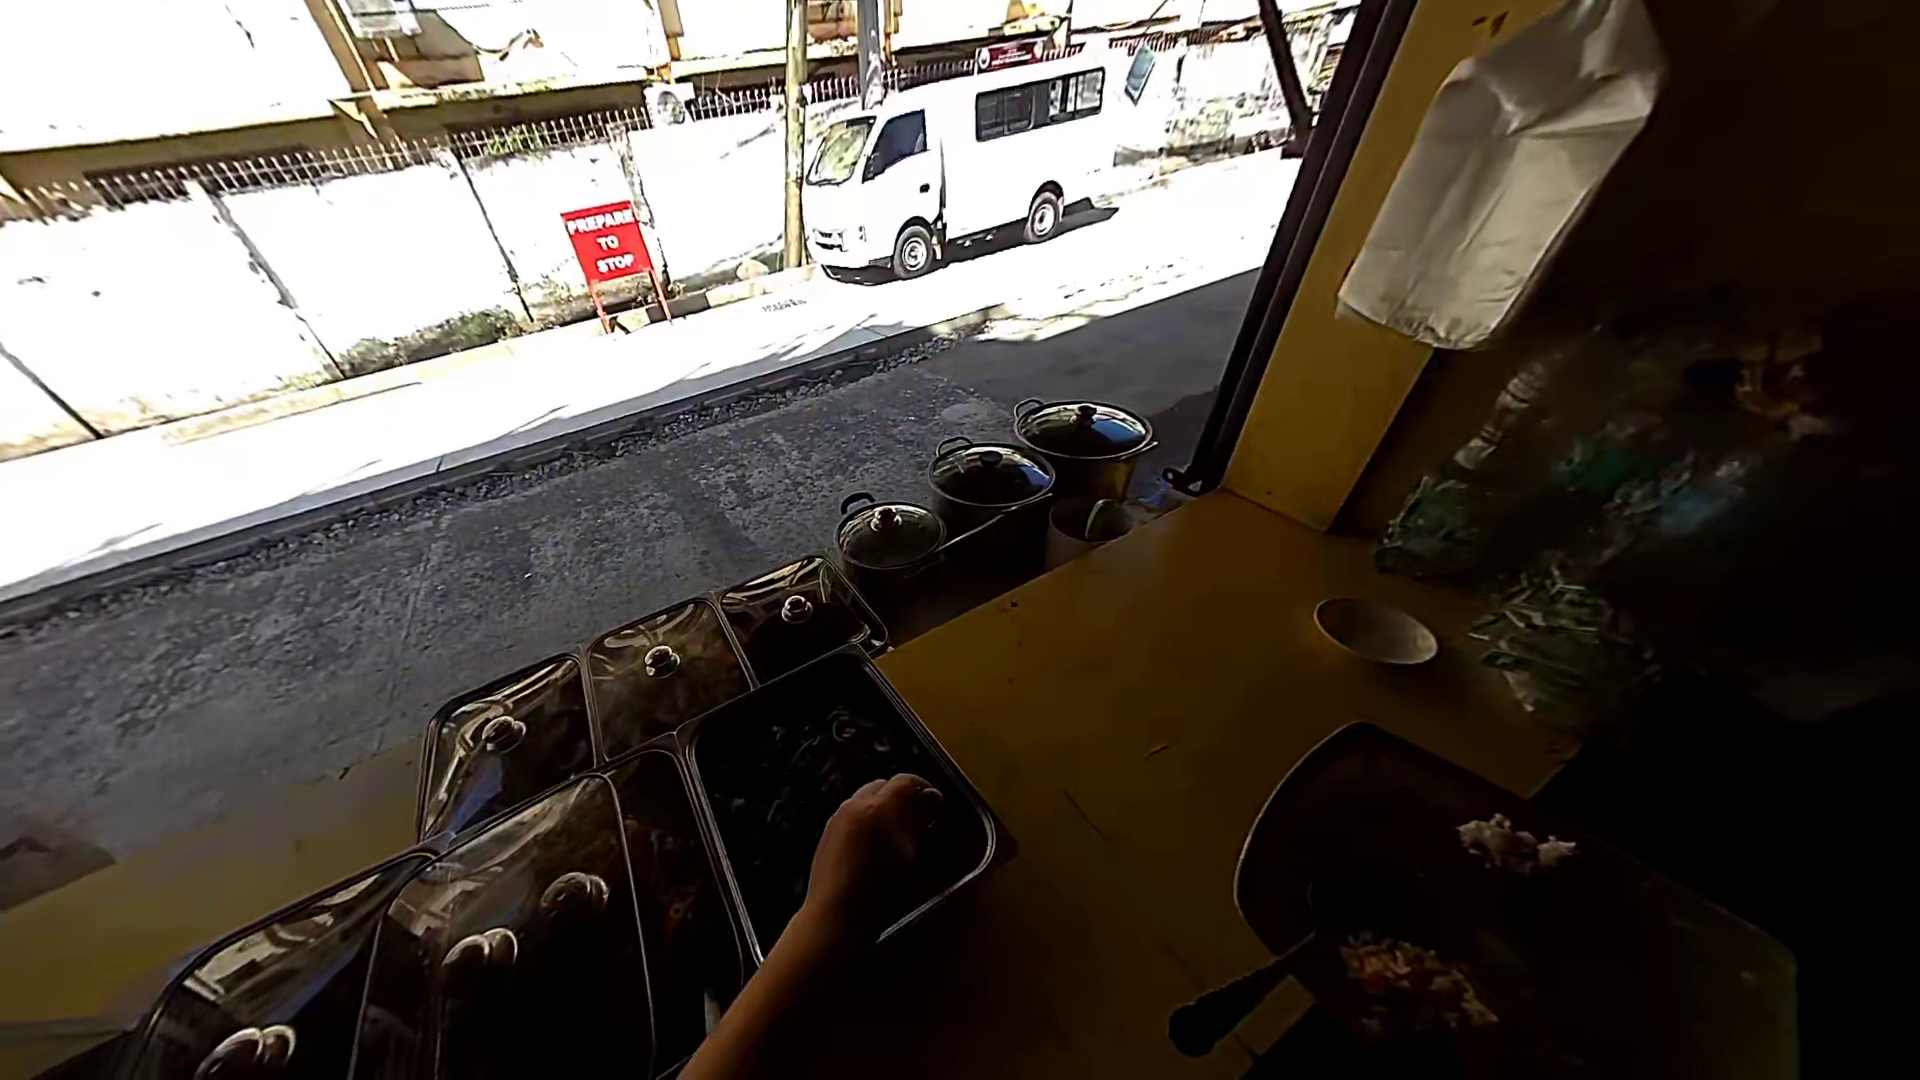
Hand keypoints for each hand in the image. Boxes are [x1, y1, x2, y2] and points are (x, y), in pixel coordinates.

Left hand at [796, 773, 942, 947]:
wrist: (834, 919)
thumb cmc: (880, 896)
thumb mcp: (911, 858)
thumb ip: (922, 821)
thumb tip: (932, 798)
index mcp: (880, 807)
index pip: (906, 781)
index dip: (923, 788)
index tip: (933, 803)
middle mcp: (857, 804)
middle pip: (884, 785)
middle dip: (901, 796)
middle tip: (915, 818)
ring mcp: (839, 817)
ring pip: (866, 797)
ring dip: (882, 805)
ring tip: (894, 832)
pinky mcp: (827, 831)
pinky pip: (852, 812)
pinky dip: (866, 817)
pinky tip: (871, 844)